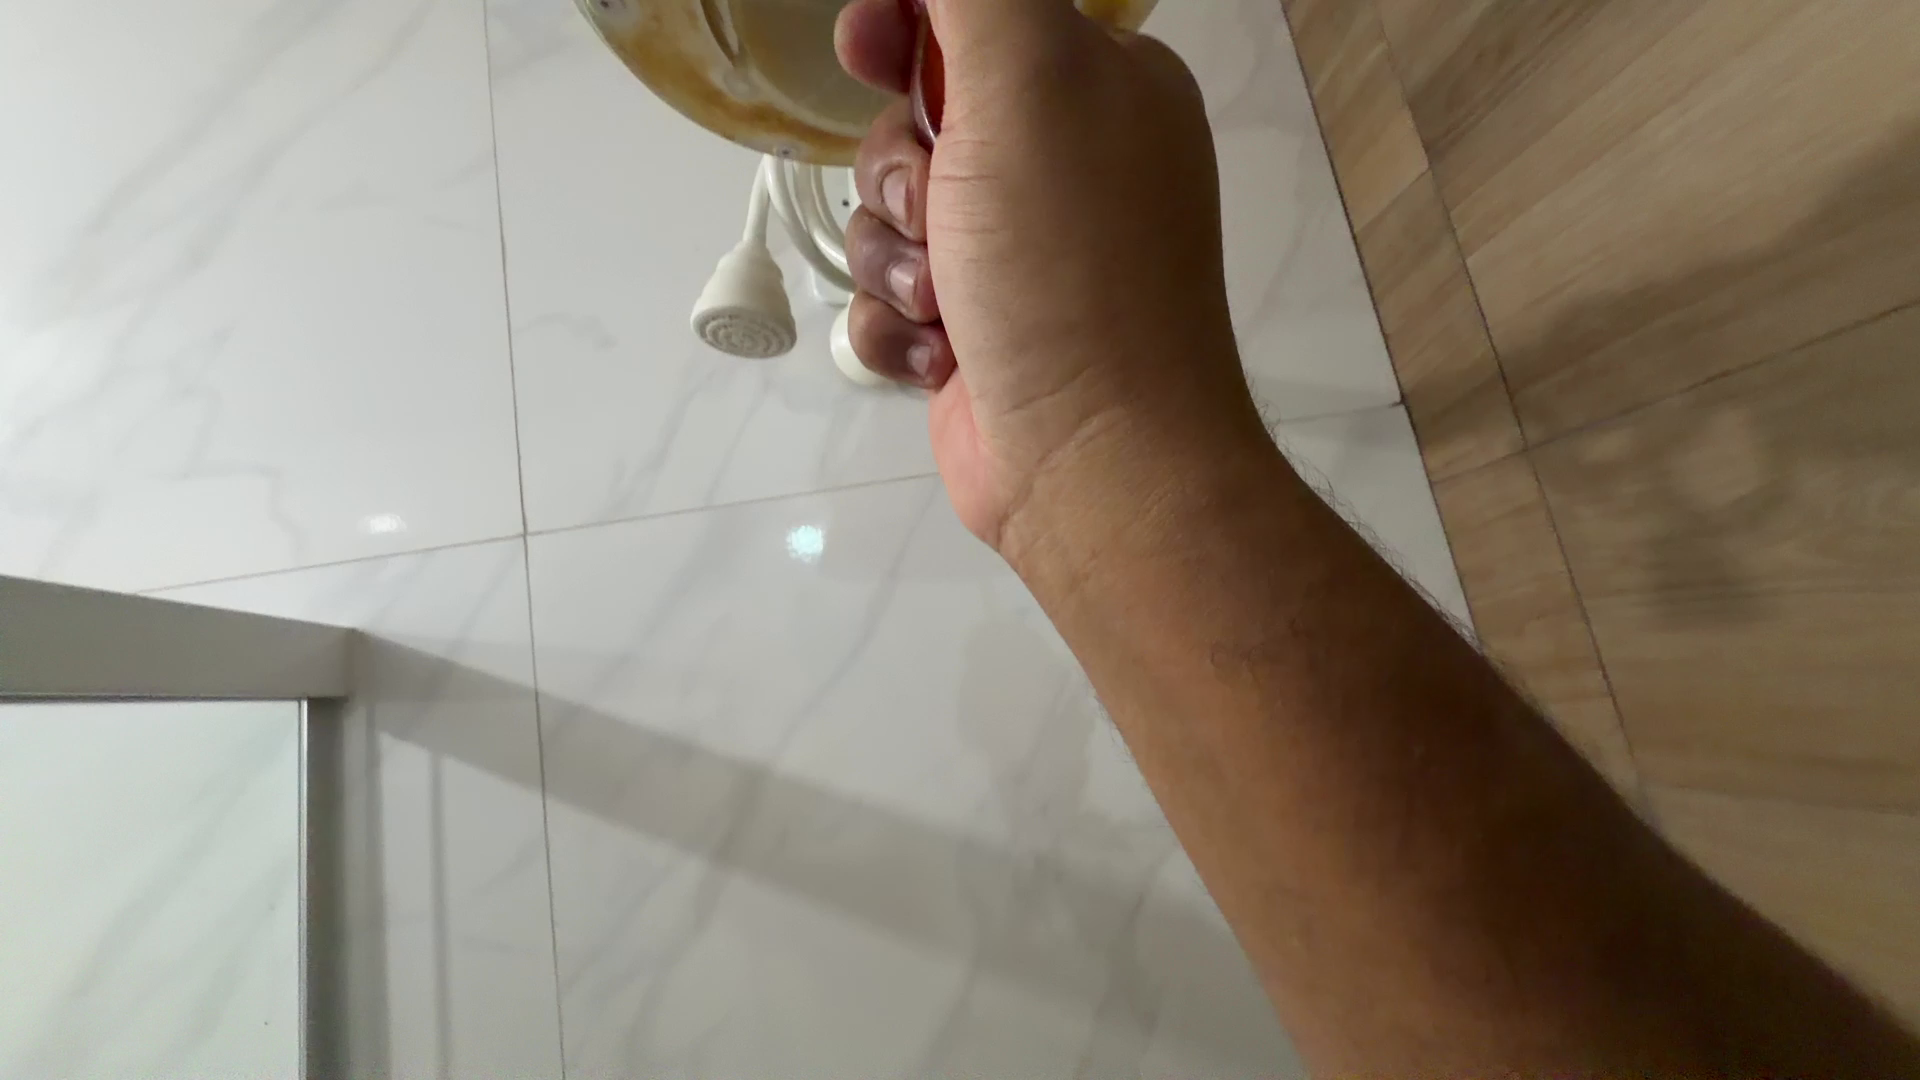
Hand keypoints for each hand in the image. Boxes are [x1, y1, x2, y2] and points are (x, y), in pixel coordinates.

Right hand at [834, 0, 1271, 559]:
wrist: (1086, 458)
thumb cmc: (1068, 268)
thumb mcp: (1030, 84)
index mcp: (1095, 99)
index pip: (978, 25)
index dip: (907, 29)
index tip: (865, 44)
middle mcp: (1056, 180)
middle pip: (917, 130)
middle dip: (901, 172)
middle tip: (932, 209)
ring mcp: (1009, 269)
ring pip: (890, 225)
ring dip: (897, 263)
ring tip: (946, 308)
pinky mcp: (969, 342)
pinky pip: (888, 305)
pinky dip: (899, 331)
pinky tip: (942, 361)